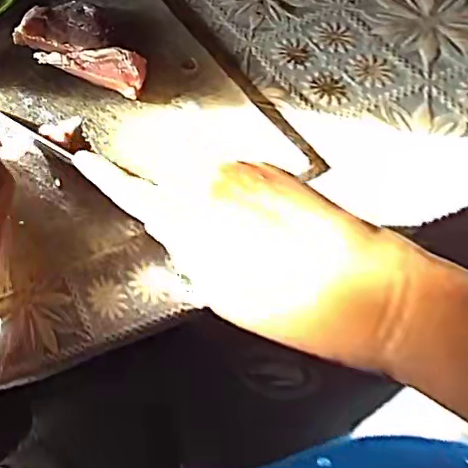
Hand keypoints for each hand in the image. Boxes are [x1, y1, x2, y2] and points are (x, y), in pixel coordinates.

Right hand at [76, 157, 430, 372]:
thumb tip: (167, 233)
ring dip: (211, 201)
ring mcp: (242, 168)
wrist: (384, 296)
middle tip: (208, 242)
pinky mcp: (272, 169)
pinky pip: (235, 177)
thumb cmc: (302, 307)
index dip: (101, 175)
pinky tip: (269, 230)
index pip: (129, 188)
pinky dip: (240, 197)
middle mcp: (209, 179)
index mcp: (189, 213)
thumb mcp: (223, 294)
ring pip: (203, 179)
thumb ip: (183, 254)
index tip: (84, 160)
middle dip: (175, 203)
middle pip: (169, 181)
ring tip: (251, 244)